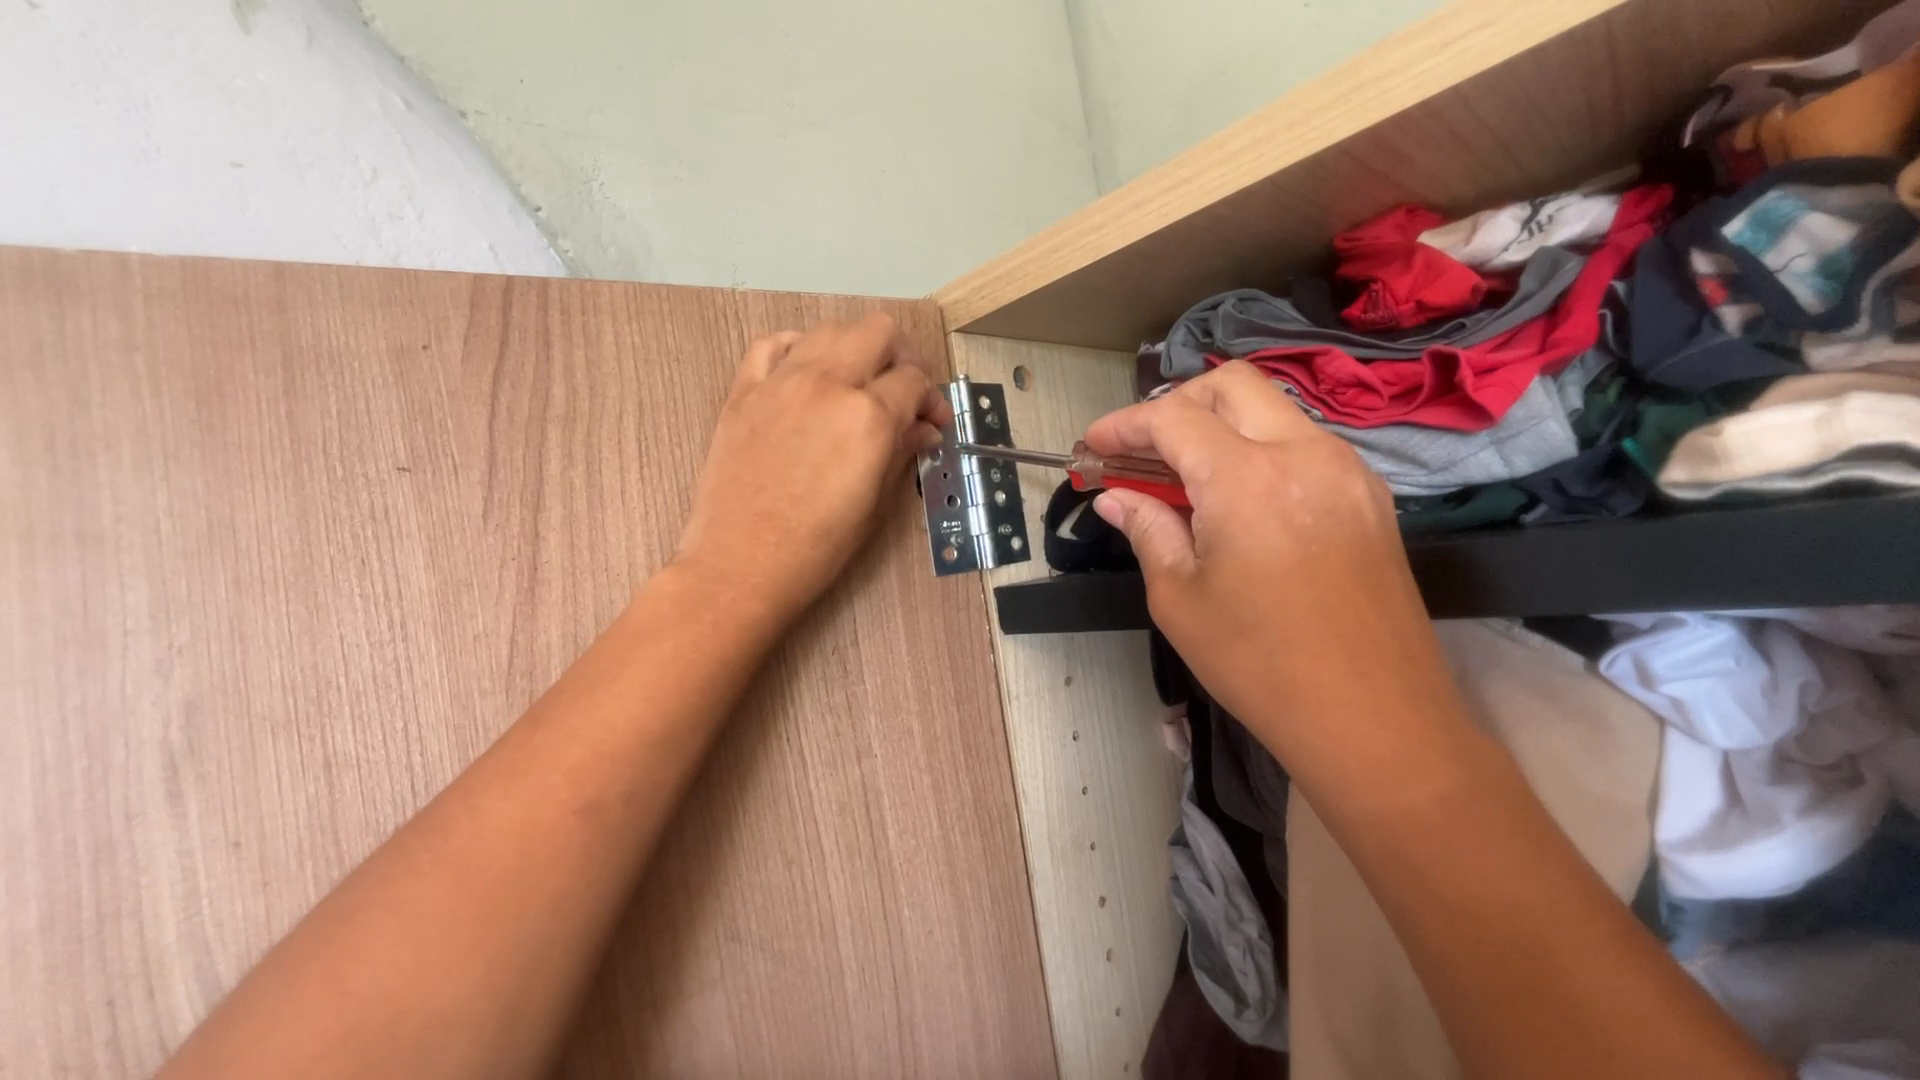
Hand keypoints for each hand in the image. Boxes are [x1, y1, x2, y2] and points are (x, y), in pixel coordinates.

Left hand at [669, 314, 950, 625]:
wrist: (741, 565)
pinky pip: (772, 344)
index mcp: (868, 417)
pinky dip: (796, 348)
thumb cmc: (817, 548)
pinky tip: (806, 372)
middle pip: (878, 332)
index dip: (931, 400)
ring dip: (853, 348)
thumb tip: (924, 430)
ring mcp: (780, 381)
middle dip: (900, 357)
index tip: (932, 422)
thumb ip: (901, 452)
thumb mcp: (874, 503)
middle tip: (901, 392)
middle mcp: (827, 384)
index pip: (914, 380)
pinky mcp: (744, 390)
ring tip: (856, 384)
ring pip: (828, 330)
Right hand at [1083, 361, 1452, 726]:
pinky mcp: (1371, 497)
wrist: (1374, 717)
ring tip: (1186, 477)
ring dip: (1222, 426)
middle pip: (1231, 385)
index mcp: (1247, 478)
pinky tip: (1240, 500)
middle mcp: (1304, 454)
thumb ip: (1148, 531)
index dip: (1122, 425)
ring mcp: (1347, 471)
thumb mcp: (1180, 599)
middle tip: (1142, 450)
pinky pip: (1306, 446)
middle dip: (1176, 403)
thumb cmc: (1261, 664)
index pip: (1172, 418)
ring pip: (1273, 411)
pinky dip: (1262, 451)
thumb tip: (1116, 498)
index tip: (1092, 446)